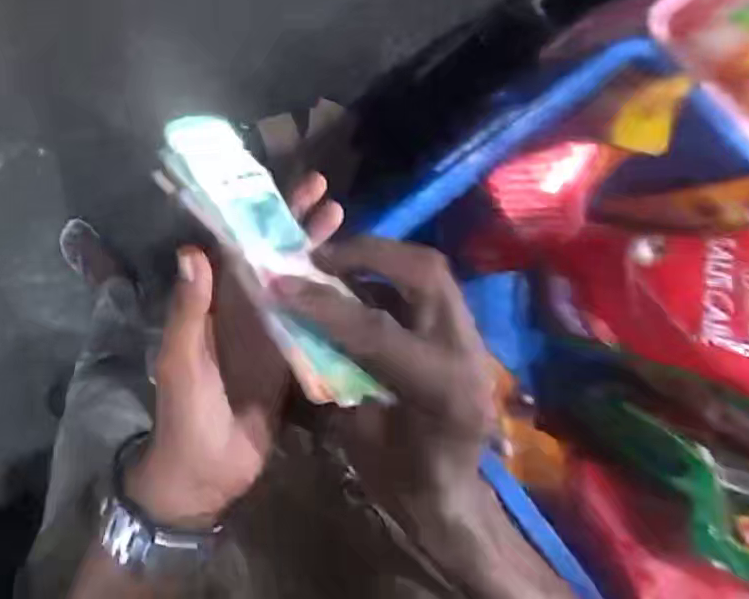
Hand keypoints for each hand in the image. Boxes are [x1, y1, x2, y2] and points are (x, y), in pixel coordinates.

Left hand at [126, 174, 342, 528]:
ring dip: (316, 255)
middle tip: (328, 193)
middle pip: (271, 256)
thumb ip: (189, 307)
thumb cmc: (183, 408)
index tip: (279, 187)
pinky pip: (313, 323)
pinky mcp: (291, 360)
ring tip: (346, 223)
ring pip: (296, 283)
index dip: (255, 216)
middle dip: (294, 225)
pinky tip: (359, 286)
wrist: (205, 470)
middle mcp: (241, 307)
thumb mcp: (181, 355)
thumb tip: (193, 249)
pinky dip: (331, 302)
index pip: (236, 246)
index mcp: (213, 300)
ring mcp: (268, 331)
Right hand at [275, 238, 562, 596]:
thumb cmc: (394, 472)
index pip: (377, 331)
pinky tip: (351, 279)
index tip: (277, 285)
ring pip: (428, 268)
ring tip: (329, 261)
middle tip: (314, 258)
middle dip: (363, 253)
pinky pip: (424, 281)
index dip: (321, 304)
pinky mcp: (462, 330)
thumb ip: (324, 369)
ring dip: (373, 255)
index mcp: (441, 390)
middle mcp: (466, 354)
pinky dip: (382, 269)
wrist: (449, 495)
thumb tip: (283, 314)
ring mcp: (471, 339)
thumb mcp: (351, 430)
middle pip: (424, 273)